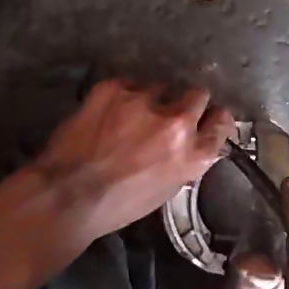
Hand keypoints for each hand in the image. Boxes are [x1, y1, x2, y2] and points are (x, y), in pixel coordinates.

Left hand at [29, 79, 234, 257]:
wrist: (67, 194)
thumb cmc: (118, 204)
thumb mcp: (166, 189)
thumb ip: (185, 160)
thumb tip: (191, 145)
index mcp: (193, 153)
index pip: (222, 121)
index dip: (214, 119)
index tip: (206, 120)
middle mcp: (176, 121)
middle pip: (197, 94)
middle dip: (186, 102)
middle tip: (167, 115)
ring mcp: (144, 100)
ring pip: (160, 86)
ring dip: (151, 99)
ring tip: (130, 116)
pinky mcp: (114, 87)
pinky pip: (128, 84)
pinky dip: (122, 96)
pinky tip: (108, 113)